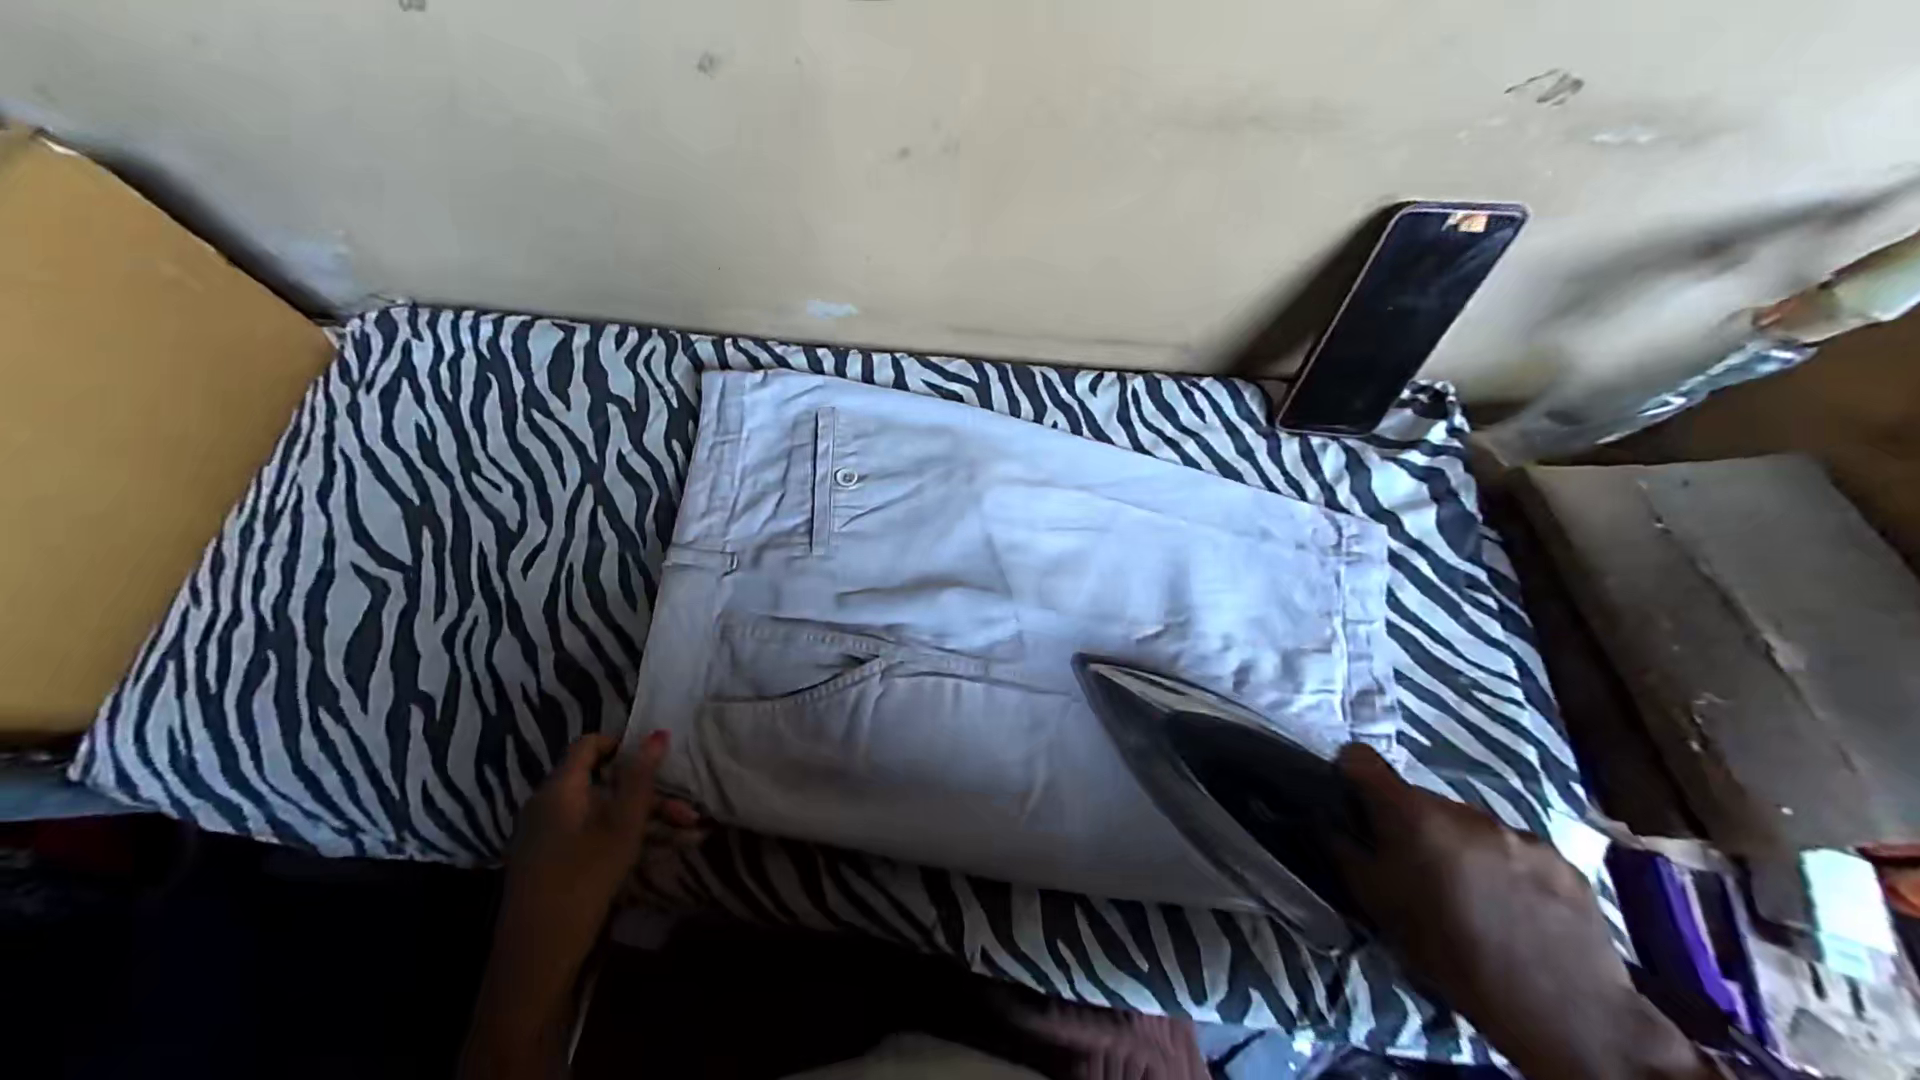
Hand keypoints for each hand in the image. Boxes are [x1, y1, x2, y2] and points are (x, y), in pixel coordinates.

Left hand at [495, 731, 700, 980]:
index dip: (625, 745)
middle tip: (690, 812)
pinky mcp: (557, 862)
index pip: (590, 745)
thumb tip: (657, 732)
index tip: (659, 760)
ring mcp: (552, 835)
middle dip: (653, 795)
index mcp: (560, 788)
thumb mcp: (623, 825)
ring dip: (651, 821)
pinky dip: (631, 839)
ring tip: (693, 834)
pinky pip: (598, 836)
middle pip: (607, 784)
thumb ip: (641, 778)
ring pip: (608, 813)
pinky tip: (670, 851)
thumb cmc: (583, 879)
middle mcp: (551, 805)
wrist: (537, 956)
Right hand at [1334, 744, 1707, 1079]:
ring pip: (1467, 822)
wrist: (1567, 1014)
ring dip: (1455, 842)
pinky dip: (1501, 863)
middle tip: (1413, 866)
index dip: (1350, 772)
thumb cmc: (1453, 957)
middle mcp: (1464, 809)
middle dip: (1408, 822)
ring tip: (1467, 891)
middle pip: (1419, 798)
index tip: (1351, 798)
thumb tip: (1325, 821)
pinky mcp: (1559, 857)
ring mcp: (1517, 831)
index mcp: (1414, 816)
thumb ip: (1345, 853)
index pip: (1364, 760)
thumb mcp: (1379, 907)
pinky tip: (1512, 906)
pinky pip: (1512, 845)